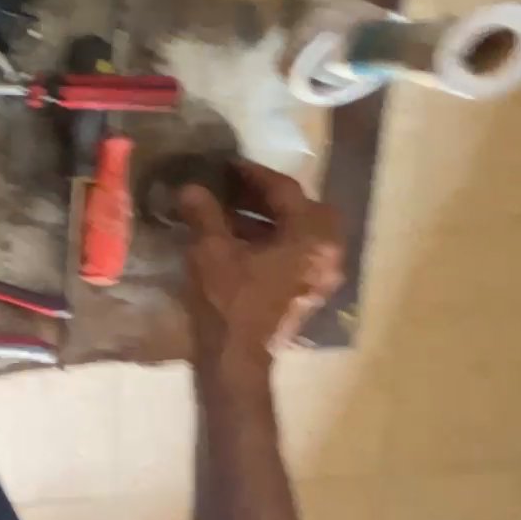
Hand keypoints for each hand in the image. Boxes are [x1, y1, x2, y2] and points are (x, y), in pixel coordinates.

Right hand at [177, 161, 342, 379]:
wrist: (238, 354)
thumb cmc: (227, 300)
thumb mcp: (210, 253)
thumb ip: (205, 216)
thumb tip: (192, 187)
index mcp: (311, 235)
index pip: (286, 191)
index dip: (253, 175)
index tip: (228, 165)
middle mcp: (328, 249)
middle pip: (304, 209)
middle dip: (270, 196)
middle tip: (236, 190)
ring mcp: (322, 271)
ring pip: (302, 231)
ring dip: (272, 219)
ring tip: (234, 216)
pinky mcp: (309, 289)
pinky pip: (297, 252)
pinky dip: (275, 240)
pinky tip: (244, 245)